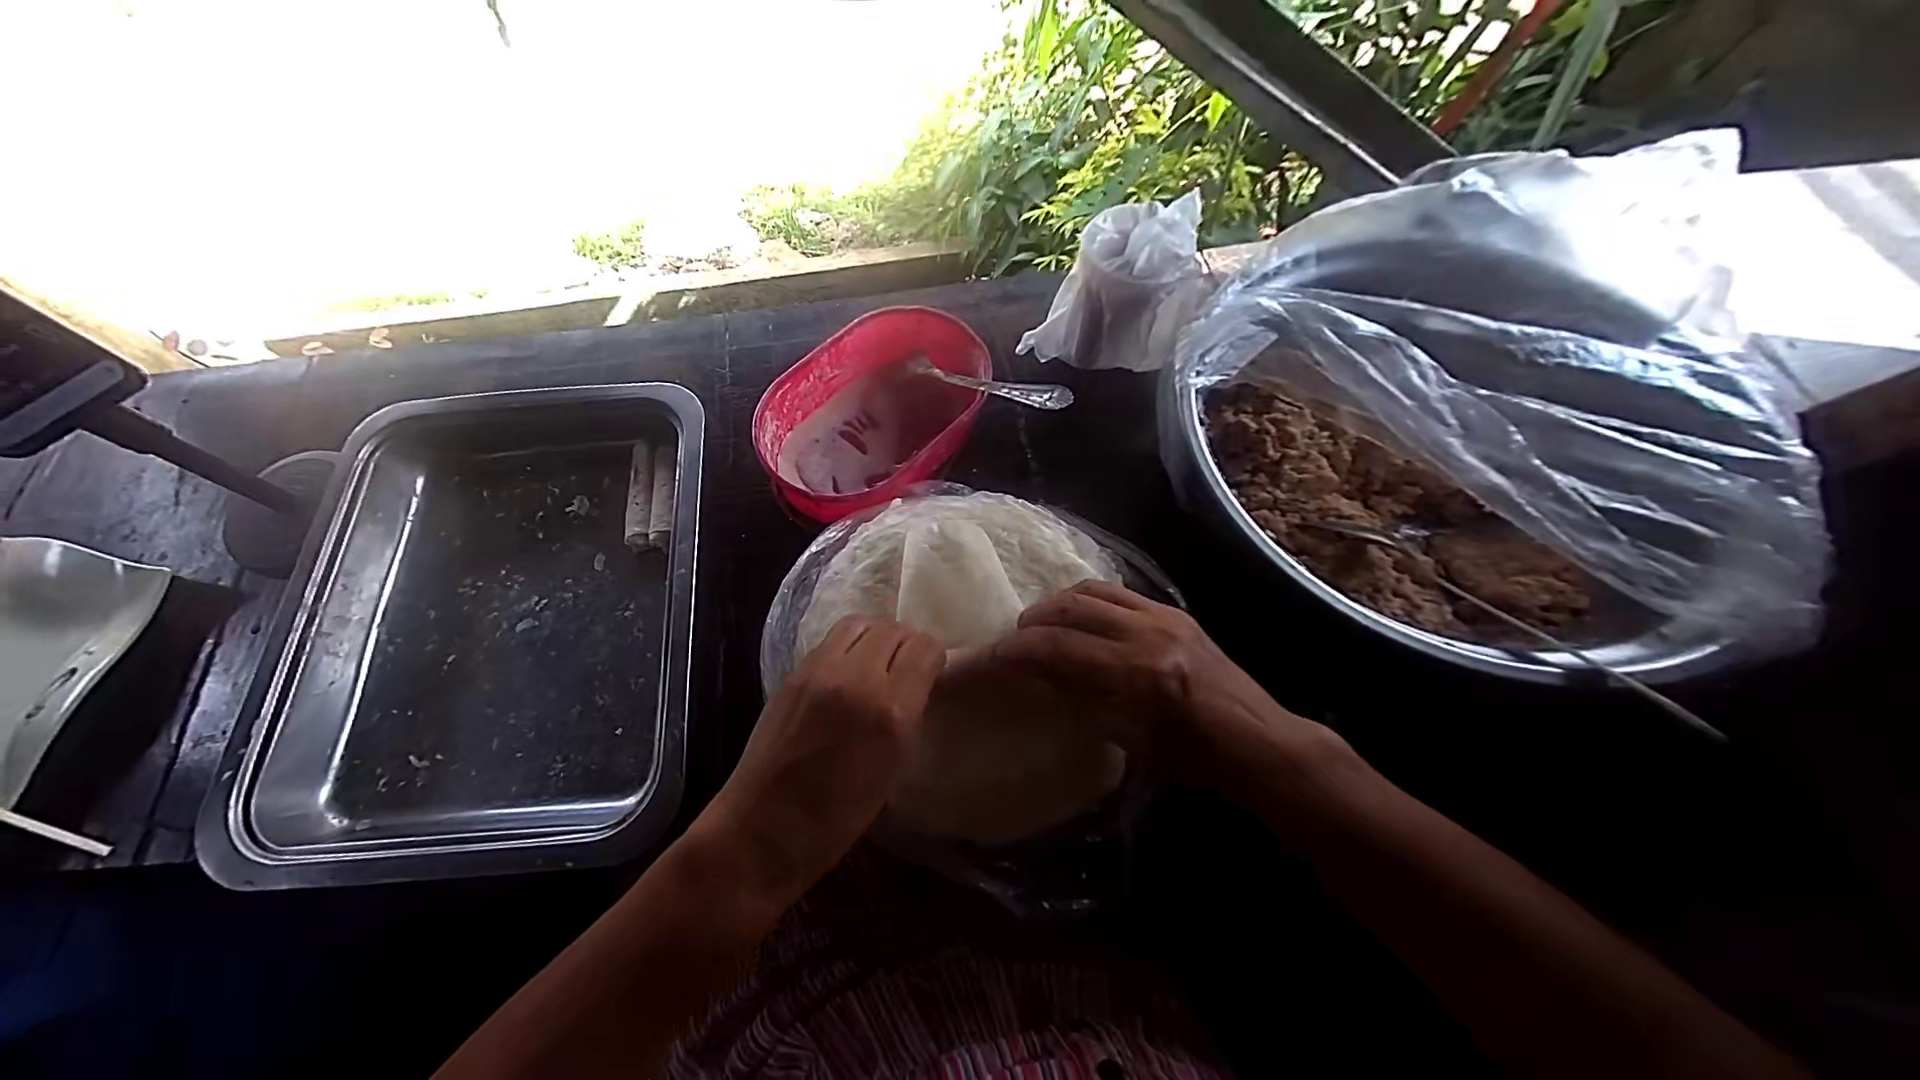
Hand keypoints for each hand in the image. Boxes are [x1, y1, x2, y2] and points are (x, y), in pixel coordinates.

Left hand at [696, 616, 944, 903]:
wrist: (763, 830)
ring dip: (876, 636)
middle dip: (907, 643)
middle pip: (894, 628)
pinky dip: (849, 646)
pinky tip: (847, 672)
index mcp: (890, 710)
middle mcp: (856, 678)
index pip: (925, 647)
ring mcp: (818, 671)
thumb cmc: (838, 818)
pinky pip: (832, 640)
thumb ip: (907, 714)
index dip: (932, 658)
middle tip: (906, 667)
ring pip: (861, 623)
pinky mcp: (792, 673)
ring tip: (877, 661)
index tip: (930, 675)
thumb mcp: (893, 767)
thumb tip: (915, 682)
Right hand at [987, 580, 1352, 798]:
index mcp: (1137, 672)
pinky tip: (1082, 617)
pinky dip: (1091, 600)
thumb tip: (1039, 673)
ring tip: (1044, 622)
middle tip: (1016, 636)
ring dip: (1061, 603)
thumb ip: (1082, 697)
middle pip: (1073, 607)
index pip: (1060, 647)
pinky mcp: (1176, 613)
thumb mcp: (1130, 738)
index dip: (1020, 649)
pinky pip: (1121, 593)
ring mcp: (1164, 617)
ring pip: (1095, 591)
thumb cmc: (1194, 757)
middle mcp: (1148, 633)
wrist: (1258, 741)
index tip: (996, 654)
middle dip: (1036, 619)